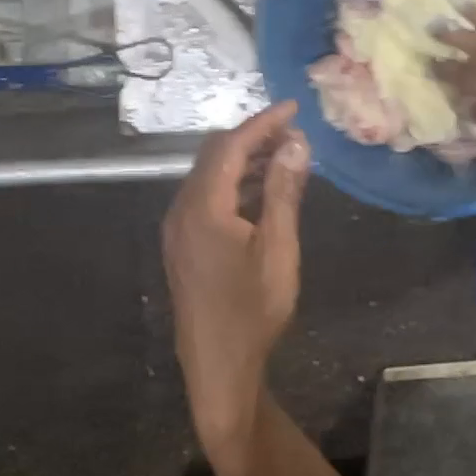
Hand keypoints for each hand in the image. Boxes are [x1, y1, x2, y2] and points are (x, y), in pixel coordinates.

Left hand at [163, 101, 310, 449]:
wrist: (219, 368)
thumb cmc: (252, 309)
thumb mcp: (277, 247)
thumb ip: (284, 190)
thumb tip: (296, 142)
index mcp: (203, 207)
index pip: (231, 146)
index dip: (263, 122)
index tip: (294, 107)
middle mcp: (183, 210)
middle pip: (216, 155)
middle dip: (254, 137)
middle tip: (294, 132)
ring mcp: (180, 229)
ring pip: (211, 175)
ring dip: (246, 160)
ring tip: (287, 157)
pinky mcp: (185, 244)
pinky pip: (208, 196)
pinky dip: (236, 183)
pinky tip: (265, 190)